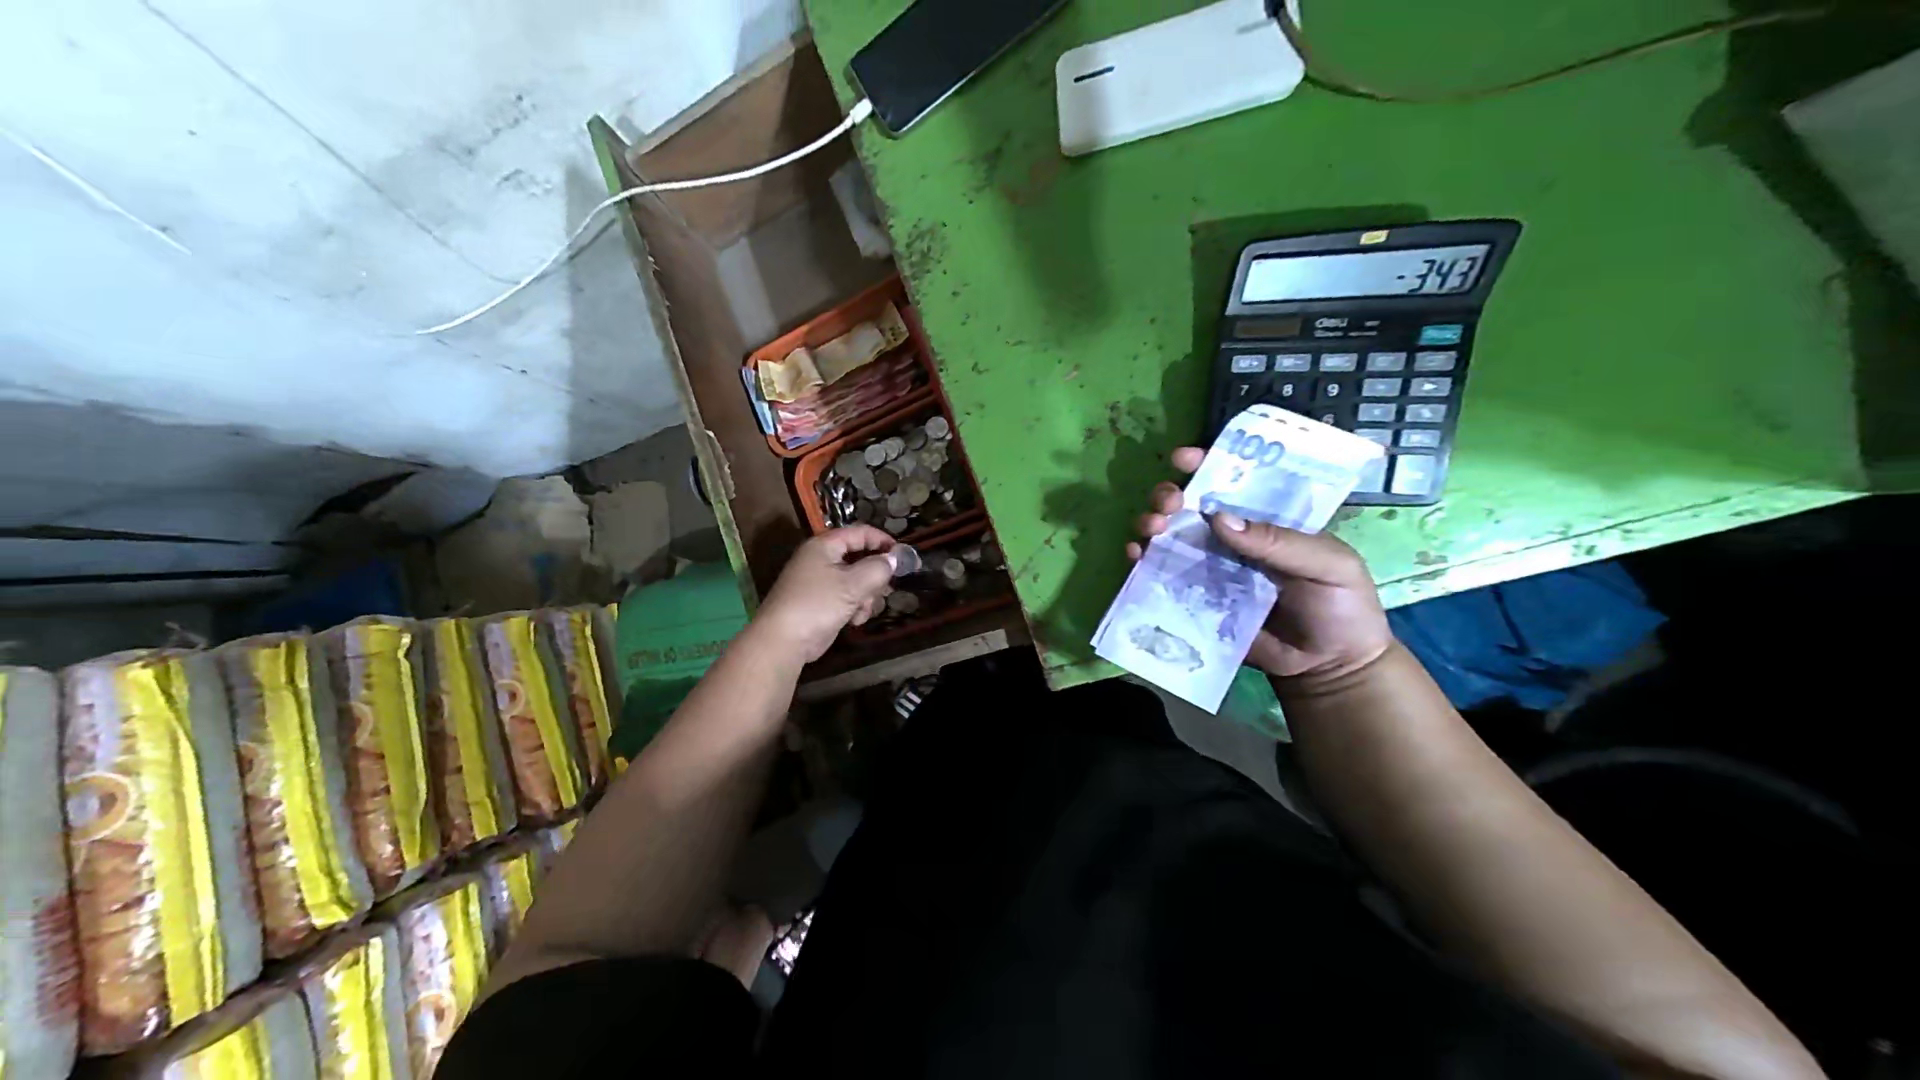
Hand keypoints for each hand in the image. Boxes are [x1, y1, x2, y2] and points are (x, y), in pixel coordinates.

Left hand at [756, 526, 897, 661]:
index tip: (903, 555)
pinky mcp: (821, 602)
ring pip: (856, 581)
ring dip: (866, 596)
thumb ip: (878, 568)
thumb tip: (894, 558)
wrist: (783, 640)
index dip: (882, 541)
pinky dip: (854, 607)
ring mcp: (820, 582)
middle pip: (859, 558)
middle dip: (875, 576)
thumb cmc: (818, 604)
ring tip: (863, 610)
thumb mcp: (853, 584)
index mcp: (824, 546)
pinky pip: (847, 597)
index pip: (860, 533)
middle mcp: (821, 559)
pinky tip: (854, 621)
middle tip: (887, 590)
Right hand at [1130, 447, 1392, 690]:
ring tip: (1151, 528)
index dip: (1206, 463)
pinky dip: (1142, 561)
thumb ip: (1280, 542)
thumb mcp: (1329, 565)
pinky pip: (1163, 575)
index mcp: (1266, 517)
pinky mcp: (1195, 598)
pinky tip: (1136, 556)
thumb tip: (1218, 519)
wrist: (1330, 667)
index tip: (1183, 458)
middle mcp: (1231, 537)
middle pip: (1190, 504)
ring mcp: (1210, 567)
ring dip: (1152, 523)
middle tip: (1169, 503)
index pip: (1233, 480)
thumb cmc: (1340, 606)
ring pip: (1169, 535)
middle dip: (1170, 494)